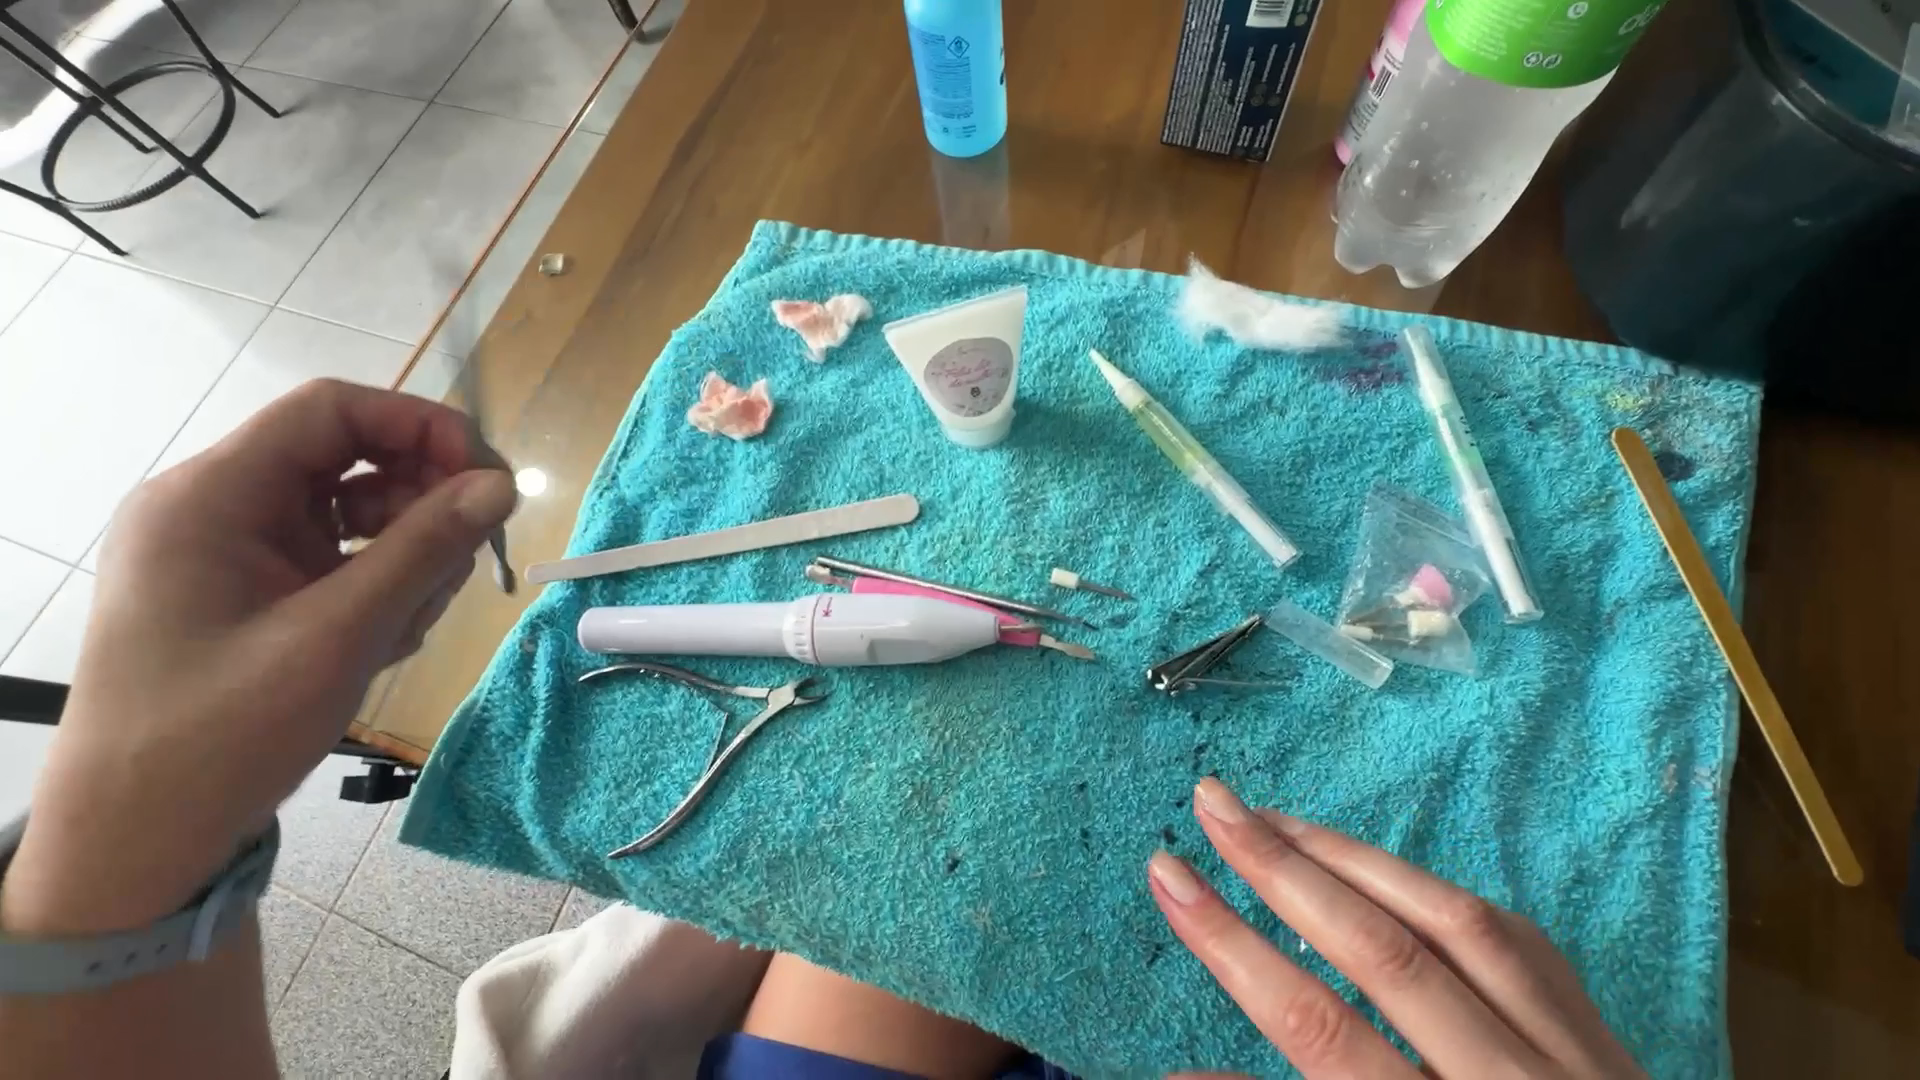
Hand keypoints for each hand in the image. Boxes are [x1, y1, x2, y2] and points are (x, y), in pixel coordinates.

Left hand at [5, 380, 516, 933]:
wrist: (143, 834)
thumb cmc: (225, 731)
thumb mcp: (341, 634)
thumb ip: (425, 550)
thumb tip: (502, 485)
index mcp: (215, 497)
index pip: (333, 411)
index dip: (421, 426)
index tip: (488, 479)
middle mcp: (224, 507)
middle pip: (354, 457)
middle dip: (426, 498)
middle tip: (472, 551)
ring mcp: (244, 548)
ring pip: (362, 509)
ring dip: (413, 550)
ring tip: (417, 617)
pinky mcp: (264, 586)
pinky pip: (349, 554)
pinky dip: (389, 581)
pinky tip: (392, 633)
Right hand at [1149, 777, 1643, 1078]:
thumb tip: (1168, 1076)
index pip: (1319, 1030)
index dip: (1232, 945)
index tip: (1166, 873)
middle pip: (1385, 955)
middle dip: (1281, 868)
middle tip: (1209, 798)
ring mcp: (1579, 1063)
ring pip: (1452, 921)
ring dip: (1348, 856)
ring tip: (1269, 817)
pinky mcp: (1605, 1035)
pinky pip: (1507, 934)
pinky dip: (1422, 886)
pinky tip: (1367, 862)